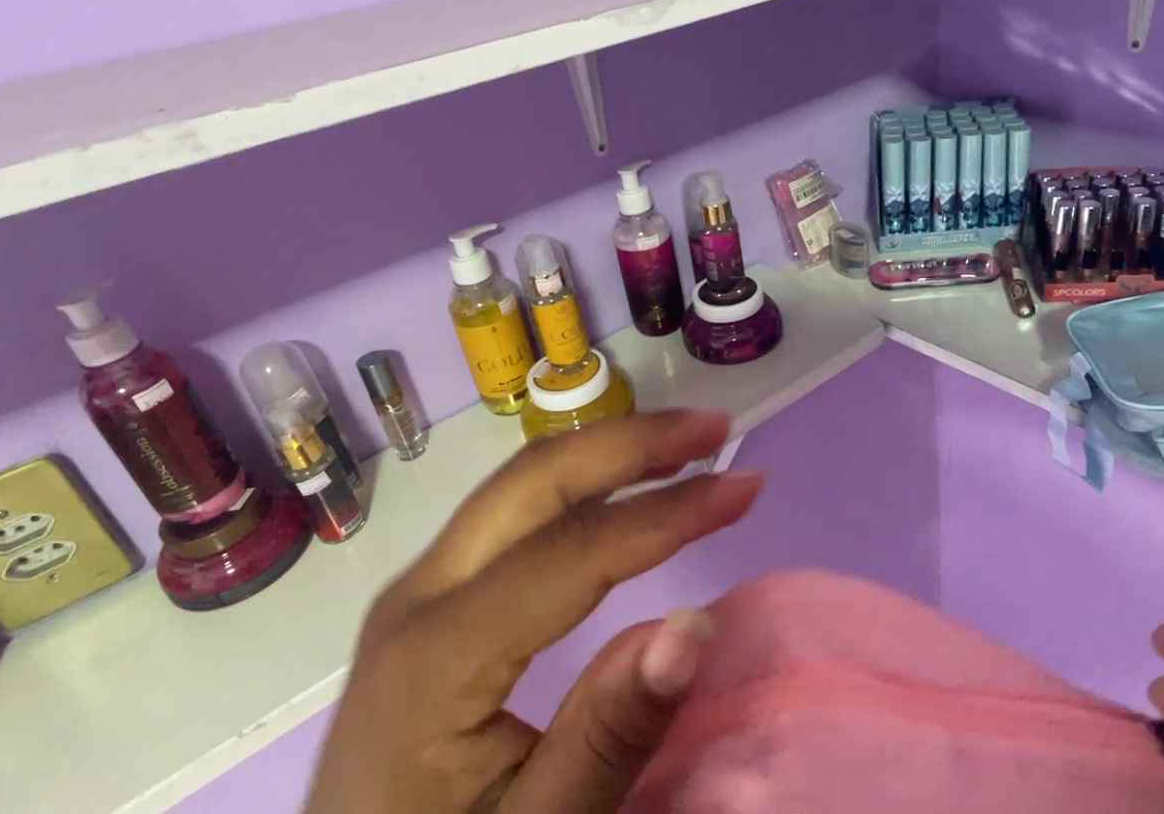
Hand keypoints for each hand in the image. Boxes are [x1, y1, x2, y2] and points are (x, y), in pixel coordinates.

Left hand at [304, 410, 761, 813]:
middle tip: (714, 429)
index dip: (666, 513)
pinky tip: (620, 488)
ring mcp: (418, 589)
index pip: (572, 551)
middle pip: (534, 481)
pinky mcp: (428, 599)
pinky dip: (578, 486)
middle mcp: (420, 593)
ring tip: (684, 446)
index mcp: (439, 653)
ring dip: (606, 454)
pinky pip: (508, 515)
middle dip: (630, 443)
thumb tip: (694, 627)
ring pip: (519, 486)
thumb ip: (608, 735)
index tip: (745, 487)